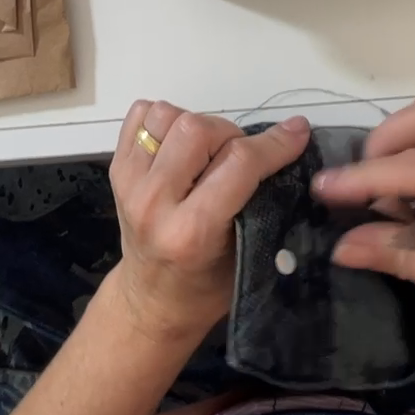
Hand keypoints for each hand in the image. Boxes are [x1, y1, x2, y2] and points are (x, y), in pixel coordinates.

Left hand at [105, 100, 308, 343]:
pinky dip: (164, 120)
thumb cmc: (207, 285)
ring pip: (166, 114)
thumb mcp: (248, 254)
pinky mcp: (116, 168)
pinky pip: (140, 113)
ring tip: (206, 152)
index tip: (297, 131)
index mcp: (191, 232)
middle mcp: (154, 202)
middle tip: (238, 157)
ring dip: (195, 124)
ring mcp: (129, 182)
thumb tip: (291, 139)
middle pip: (197, 129)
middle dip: (230, 134)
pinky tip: (178, 146)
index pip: (238, 164)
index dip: (274, 143)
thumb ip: (263, 200)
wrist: (151, 301)